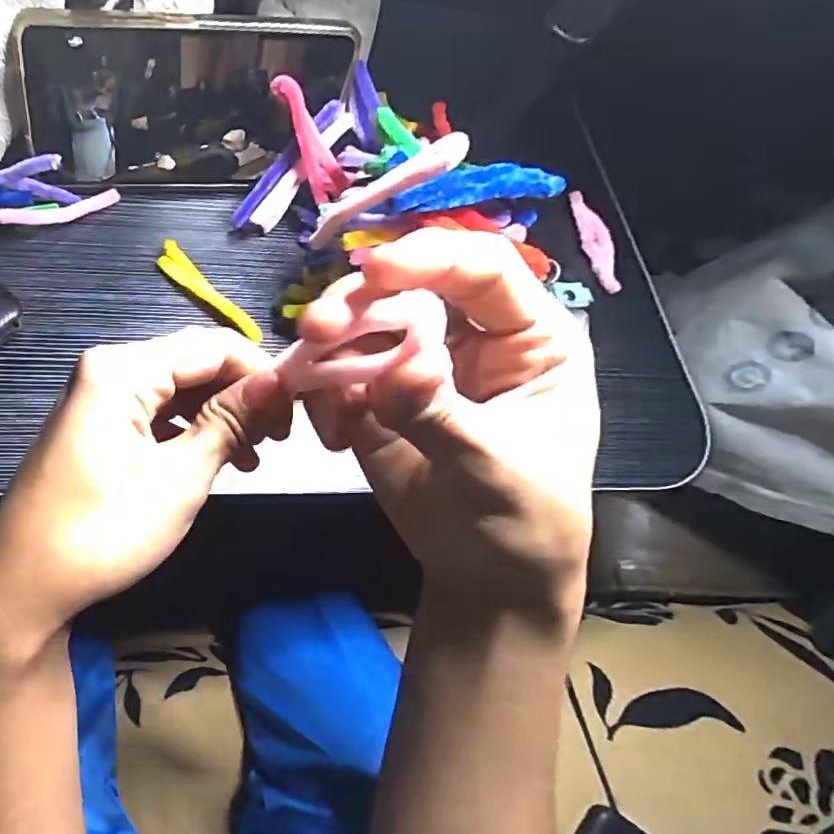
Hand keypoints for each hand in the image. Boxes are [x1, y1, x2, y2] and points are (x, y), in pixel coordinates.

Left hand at [0, 327, 292, 655]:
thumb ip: (229, 421)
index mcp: (122, 369)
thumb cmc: (105, 531)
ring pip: (174, 392)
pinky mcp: (94, 429)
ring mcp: (95, 400)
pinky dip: (186, 433)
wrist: (26, 585)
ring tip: (253, 456)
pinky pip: (152, 415)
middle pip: (191, 365)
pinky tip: (216, 458)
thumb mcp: (180, 477)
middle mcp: (106, 371)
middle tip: (280, 438)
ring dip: (218, 418)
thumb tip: (276, 383)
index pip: (211, 347)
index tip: (297, 408)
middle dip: (240, 396)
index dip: (260, 373)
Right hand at [301, 227, 598, 620]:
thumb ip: (442, 415)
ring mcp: (415, 368)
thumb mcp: (493, 470)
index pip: (481, 270)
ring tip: (307, 385)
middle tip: (313, 330)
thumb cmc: (520, 519)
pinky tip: (332, 436)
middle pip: (407, 291)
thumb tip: (398, 367)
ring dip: (327, 350)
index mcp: (526, 337)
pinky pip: (337, 378)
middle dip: (356, 305)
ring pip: (362, 330)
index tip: (373, 272)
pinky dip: (321, 396)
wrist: (483, 576)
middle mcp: (467, 339)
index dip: (429, 258)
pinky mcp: (375, 401)